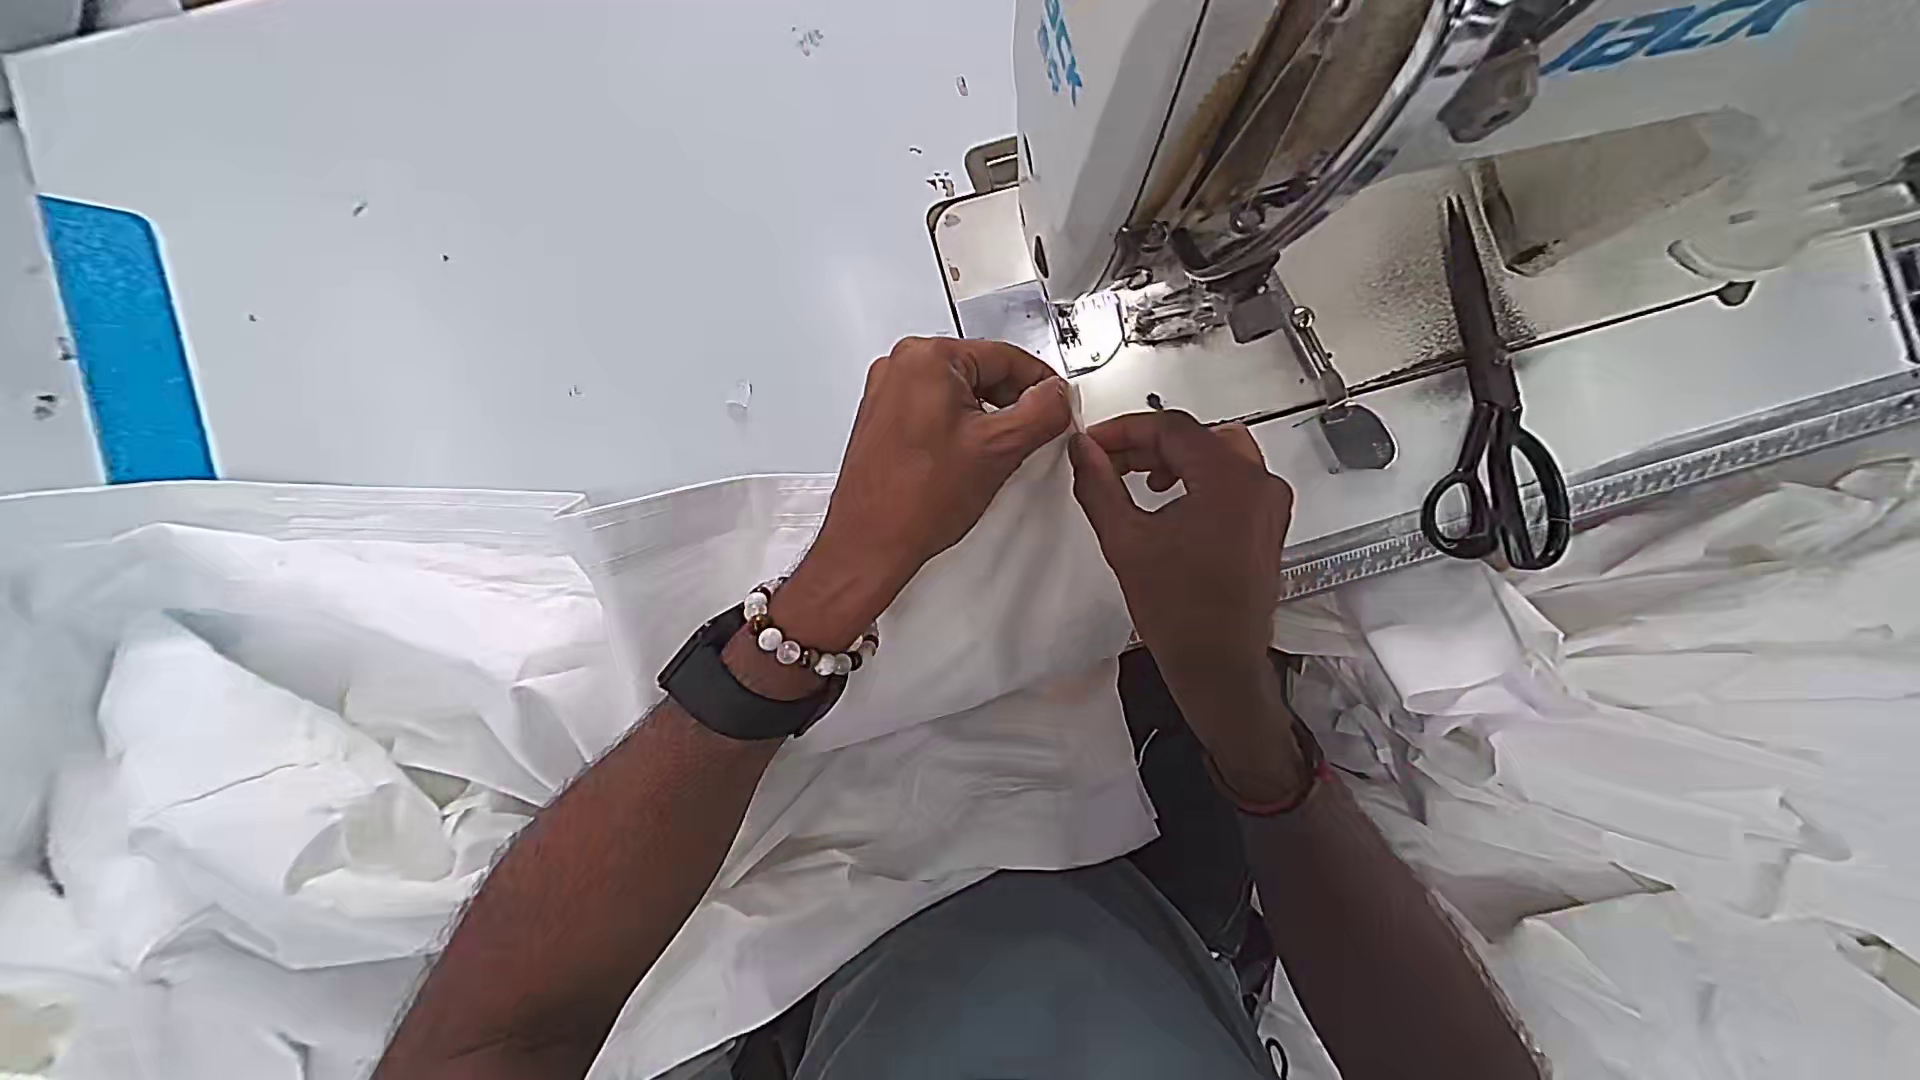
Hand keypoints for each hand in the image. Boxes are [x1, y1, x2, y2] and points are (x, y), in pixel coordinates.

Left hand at [773, 337, 1070, 652]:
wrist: (871, 542)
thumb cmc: (913, 501)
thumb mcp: (1000, 449)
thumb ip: (1042, 411)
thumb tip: (1056, 395)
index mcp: (928, 358)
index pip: (1005, 356)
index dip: (1041, 382)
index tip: (1056, 400)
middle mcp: (900, 367)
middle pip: (981, 372)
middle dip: (1012, 402)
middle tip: (1034, 430)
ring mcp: (887, 393)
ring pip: (958, 393)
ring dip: (985, 418)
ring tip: (996, 454)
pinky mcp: (882, 419)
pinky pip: (934, 411)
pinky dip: (958, 429)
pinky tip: (966, 460)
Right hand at [1069, 410, 1306, 800]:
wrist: (1217, 662)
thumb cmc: (1180, 612)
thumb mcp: (1124, 539)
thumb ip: (1099, 485)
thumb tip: (1084, 452)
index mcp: (1228, 480)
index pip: (1170, 428)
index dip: (1124, 430)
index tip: (1095, 443)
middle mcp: (1259, 484)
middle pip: (1195, 437)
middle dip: (1145, 443)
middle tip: (1108, 459)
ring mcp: (1268, 504)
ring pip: (1215, 453)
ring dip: (1172, 457)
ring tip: (1136, 476)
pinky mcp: (1267, 523)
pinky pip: (1231, 478)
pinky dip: (1196, 476)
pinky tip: (1167, 497)